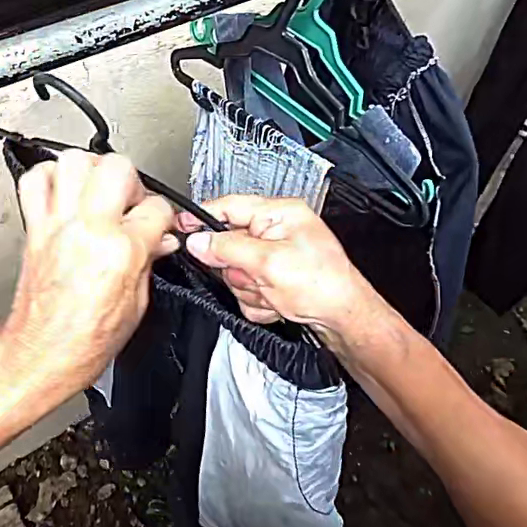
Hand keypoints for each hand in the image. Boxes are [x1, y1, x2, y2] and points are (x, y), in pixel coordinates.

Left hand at [0, 151, 177, 396]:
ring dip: (92, 171)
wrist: (41, 355)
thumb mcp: (136, 305)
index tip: (158, 226)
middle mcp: (88, 230)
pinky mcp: (34, 229)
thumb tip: (159, 239)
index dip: (162, 218)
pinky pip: (35, 181)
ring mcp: (57, 225)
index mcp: (120, 252)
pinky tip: (65, 193)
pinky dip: (50, 178)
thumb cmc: (84, 342)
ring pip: (73, 161)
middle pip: (117, 167)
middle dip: (131, 180)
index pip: (156, 208)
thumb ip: (148, 261)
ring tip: (98, 191)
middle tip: (130, 202)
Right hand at [179, 195, 391, 342]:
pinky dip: (259, 302)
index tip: (183, 227)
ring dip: (250, 289)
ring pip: (236, 274)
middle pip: (228, 246)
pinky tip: (278, 303)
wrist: (343, 320)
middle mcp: (277, 232)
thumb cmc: (323, 285)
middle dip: (239, 270)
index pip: (229, 206)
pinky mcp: (274, 280)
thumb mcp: (268, 262)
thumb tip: (198, 241)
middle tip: (257, 277)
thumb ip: (226, 249)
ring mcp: (275, 258)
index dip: (203, 217)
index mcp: (280, 214)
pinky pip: (247, 291)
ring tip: (274, 292)